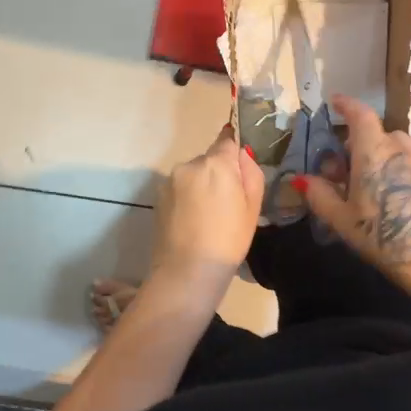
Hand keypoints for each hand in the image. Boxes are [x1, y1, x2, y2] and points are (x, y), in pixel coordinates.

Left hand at [153, 125, 265, 283]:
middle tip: (227, 204)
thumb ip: (251, 172)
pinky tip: (192, 222)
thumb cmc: (228, 240)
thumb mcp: (253, 207)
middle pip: (209, 159)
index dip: (235, 154)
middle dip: (218, 174)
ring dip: (201, 186)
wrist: (187, 270)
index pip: (228, 140)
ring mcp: (170, 180)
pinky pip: (179, 188)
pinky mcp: (158, 196)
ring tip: (207, 217)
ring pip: (193, 174)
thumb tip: (242, 154)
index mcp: (216, 163)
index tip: (239, 173)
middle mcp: (189, 164)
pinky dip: (187, 198)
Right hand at [300, 95, 410, 286]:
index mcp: (373, 151)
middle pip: (378, 133)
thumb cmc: (378, 235)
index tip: (335, 103)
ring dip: (384, 154)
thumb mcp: (340, 218)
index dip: (346, 105)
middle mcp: (401, 148)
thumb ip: (318, 193)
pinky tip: (397, 190)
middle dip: (361, 142)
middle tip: (347, 166)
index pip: (360, 115)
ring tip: (375, 179)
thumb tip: (302, 179)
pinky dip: (402, 166)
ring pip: (399, 146)